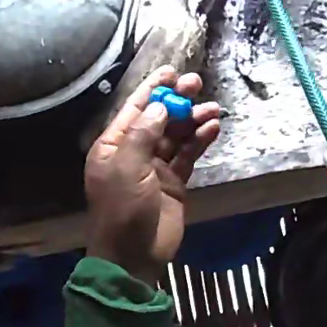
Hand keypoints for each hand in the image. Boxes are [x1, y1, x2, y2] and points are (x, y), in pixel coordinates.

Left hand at [85, 66, 223, 283]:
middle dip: (178, 101)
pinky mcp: (175, 182)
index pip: (134, 110)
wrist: (134, 255)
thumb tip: (159, 107)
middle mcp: (134, 152)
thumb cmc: (123, 210)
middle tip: (197, 84)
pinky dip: (200, 141)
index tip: (171, 71)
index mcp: (113, 146)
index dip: (153, 89)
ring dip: (193, 120)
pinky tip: (213, 128)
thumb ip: (143, 135)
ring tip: (213, 108)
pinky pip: (188, 155)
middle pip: (159, 118)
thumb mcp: (126, 169)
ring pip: (177, 135)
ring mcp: (156, 167)